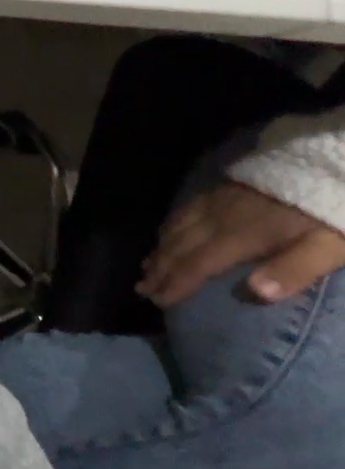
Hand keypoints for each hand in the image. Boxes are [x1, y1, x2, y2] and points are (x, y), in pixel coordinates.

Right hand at [138, 180, 344, 305]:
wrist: (320, 168)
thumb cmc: (325, 216)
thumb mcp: (327, 248)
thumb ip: (293, 270)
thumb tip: (255, 293)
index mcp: (238, 238)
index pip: (198, 266)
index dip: (176, 284)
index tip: (158, 300)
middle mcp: (214, 223)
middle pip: (179, 249)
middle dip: (159, 270)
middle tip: (142, 289)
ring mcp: (211, 206)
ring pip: (175, 231)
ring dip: (159, 251)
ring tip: (146, 267)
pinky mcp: (214, 194)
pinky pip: (180, 214)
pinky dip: (166, 229)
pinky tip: (163, 235)